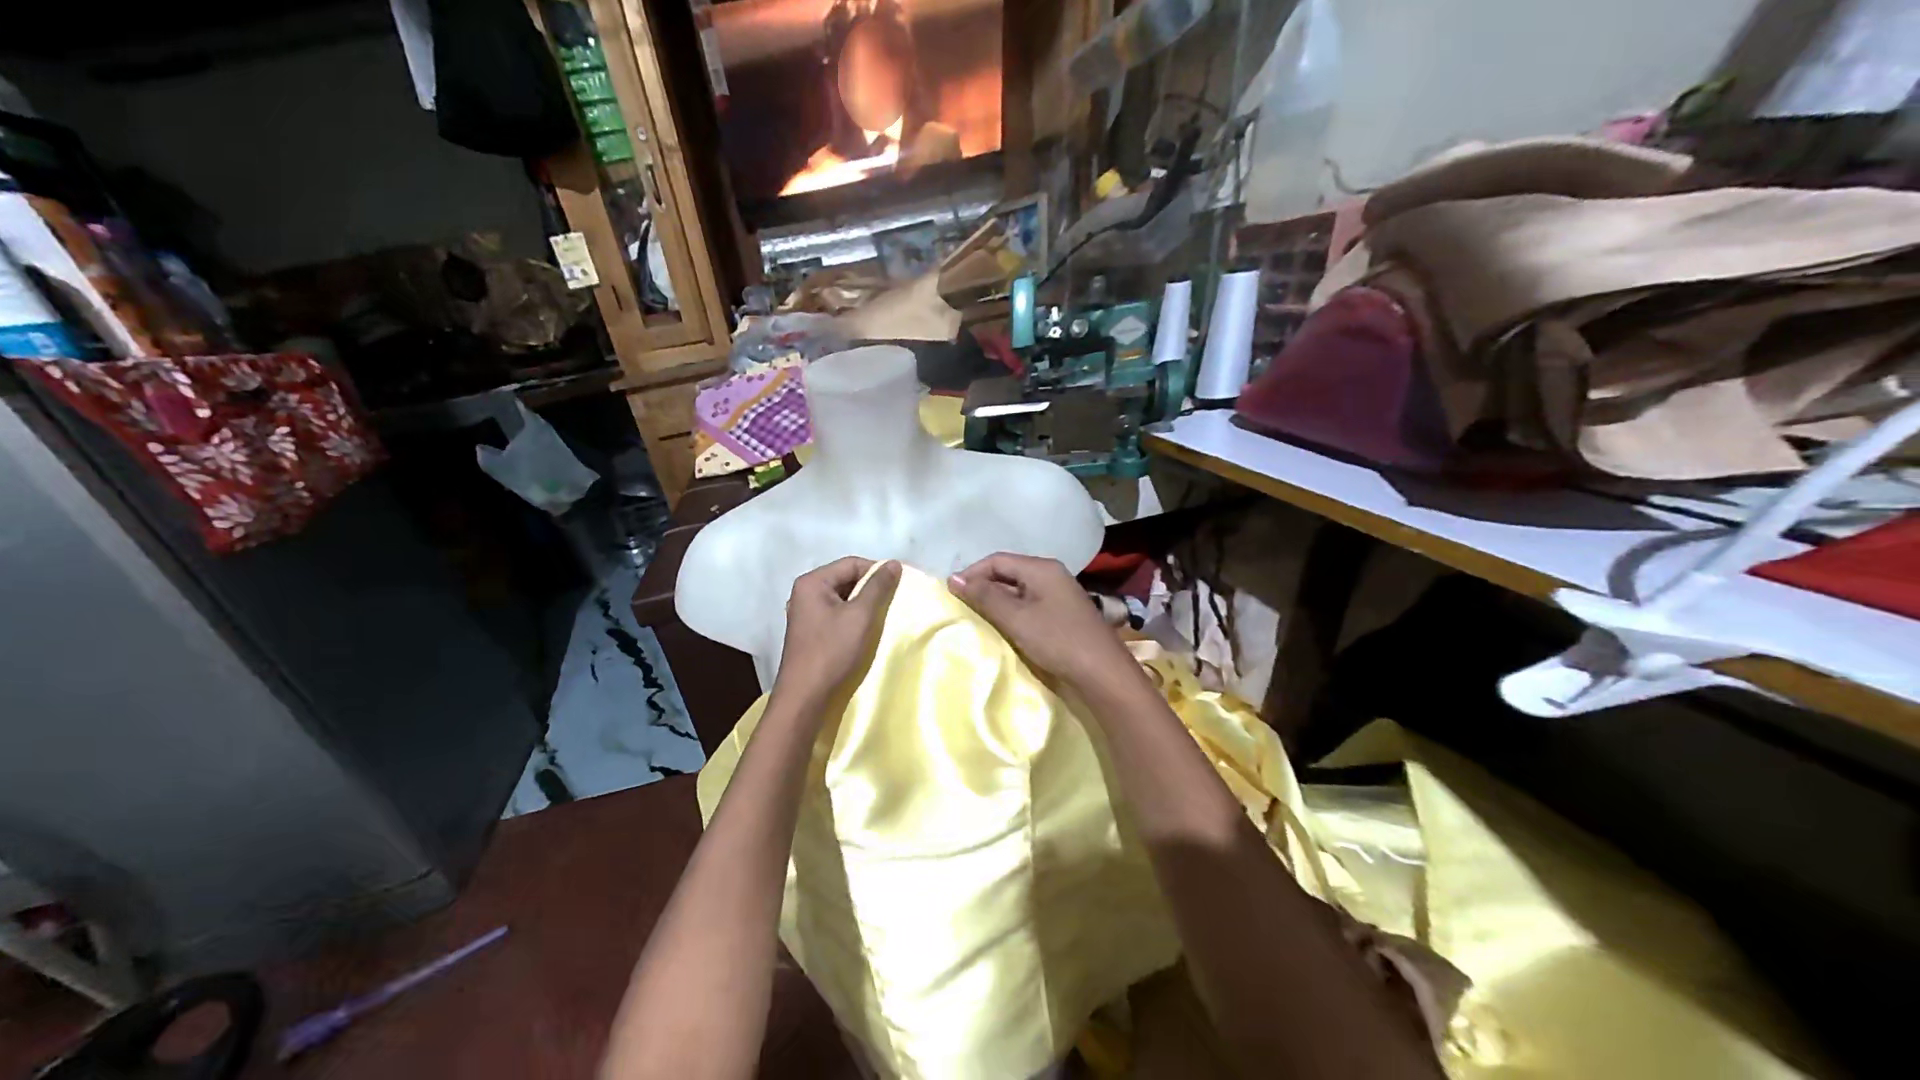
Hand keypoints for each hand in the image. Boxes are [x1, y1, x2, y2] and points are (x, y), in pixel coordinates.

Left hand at [774, 556, 901, 706]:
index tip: (900, 585)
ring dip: (863, 605)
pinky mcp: (810, 633)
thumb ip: (878, 587)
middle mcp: (804, 594)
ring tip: (883, 617)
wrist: (805, 697)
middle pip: (845, 579)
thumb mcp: (861, 615)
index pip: (851, 564)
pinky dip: (853, 618)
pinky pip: (836, 615)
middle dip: (870, 588)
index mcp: (812, 583)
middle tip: (893, 602)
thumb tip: (893, 564)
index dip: (877, 571)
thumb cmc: (833, 652)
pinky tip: (866, 631)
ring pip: (842, 599)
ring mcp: (805, 614)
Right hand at [948, 553, 1135, 689]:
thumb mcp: (1016, 618)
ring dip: (997, 602)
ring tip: (977, 619)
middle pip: (1008, 572)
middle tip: (961, 608)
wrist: (1102, 673)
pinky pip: (1030, 605)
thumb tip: (954, 578)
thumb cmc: (1057, 640)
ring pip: (1018, 590)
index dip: (972, 573)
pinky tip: (1003, 629)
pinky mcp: (1063, 614)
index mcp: (1042, 568)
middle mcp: (1051, 575)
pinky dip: (1012, 613)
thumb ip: (985, 596)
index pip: (997, 560)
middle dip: (983, 587)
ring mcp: (1059, 595)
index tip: (951, 594)